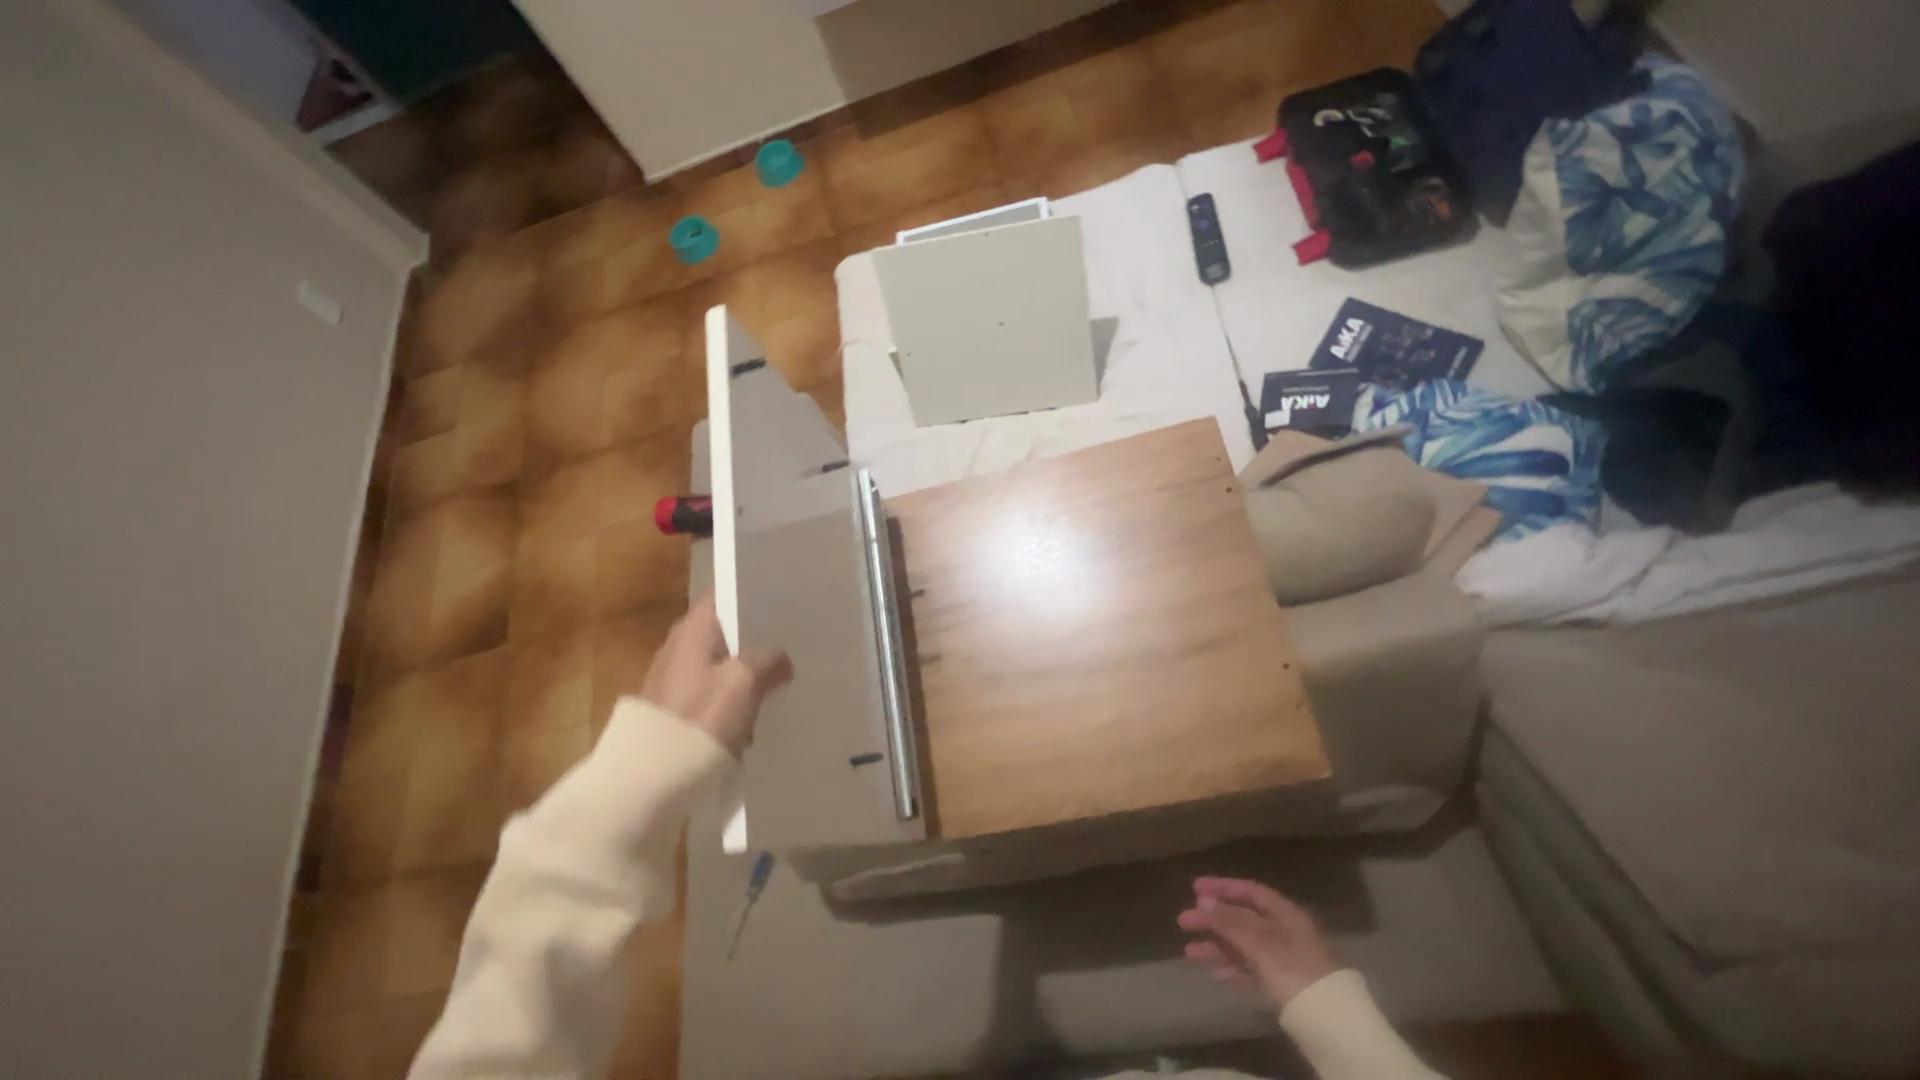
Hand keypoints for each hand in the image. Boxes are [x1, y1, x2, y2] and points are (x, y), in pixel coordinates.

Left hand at [642, 595, 792, 754]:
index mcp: (692, 629)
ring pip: (720, 664)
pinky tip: (756, 709)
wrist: (654, 774)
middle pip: (724, 632)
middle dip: (755, 638)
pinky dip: (733, 697)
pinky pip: (713, 693)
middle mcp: (678, 647)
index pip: (723, 595)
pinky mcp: (675, 710)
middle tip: (791, 641)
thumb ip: (768, 661)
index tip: (783, 600)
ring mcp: (674, 680)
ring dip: (746, 671)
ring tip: (782, 676)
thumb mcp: (744, 682)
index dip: (752, 594)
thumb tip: (781, 659)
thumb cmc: (700, 716)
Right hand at [1177, 877, 1339, 1008]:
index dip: (1223, 887)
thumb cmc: (1294, 970)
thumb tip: (1202, 900)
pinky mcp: (1281, 983)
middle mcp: (1284, 931)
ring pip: (1243, 944)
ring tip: (1189, 951)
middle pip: (1242, 918)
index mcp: (1285, 914)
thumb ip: (1231, 922)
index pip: (1250, 891)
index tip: (1195, 887)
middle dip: (1212, 919)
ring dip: (1217, 945)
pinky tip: (1215, 973)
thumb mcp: (1260, 944)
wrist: (1327, 1019)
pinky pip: (1251, 968)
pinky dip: (1232, 967)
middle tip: (1183, 921)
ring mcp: (1283, 958)